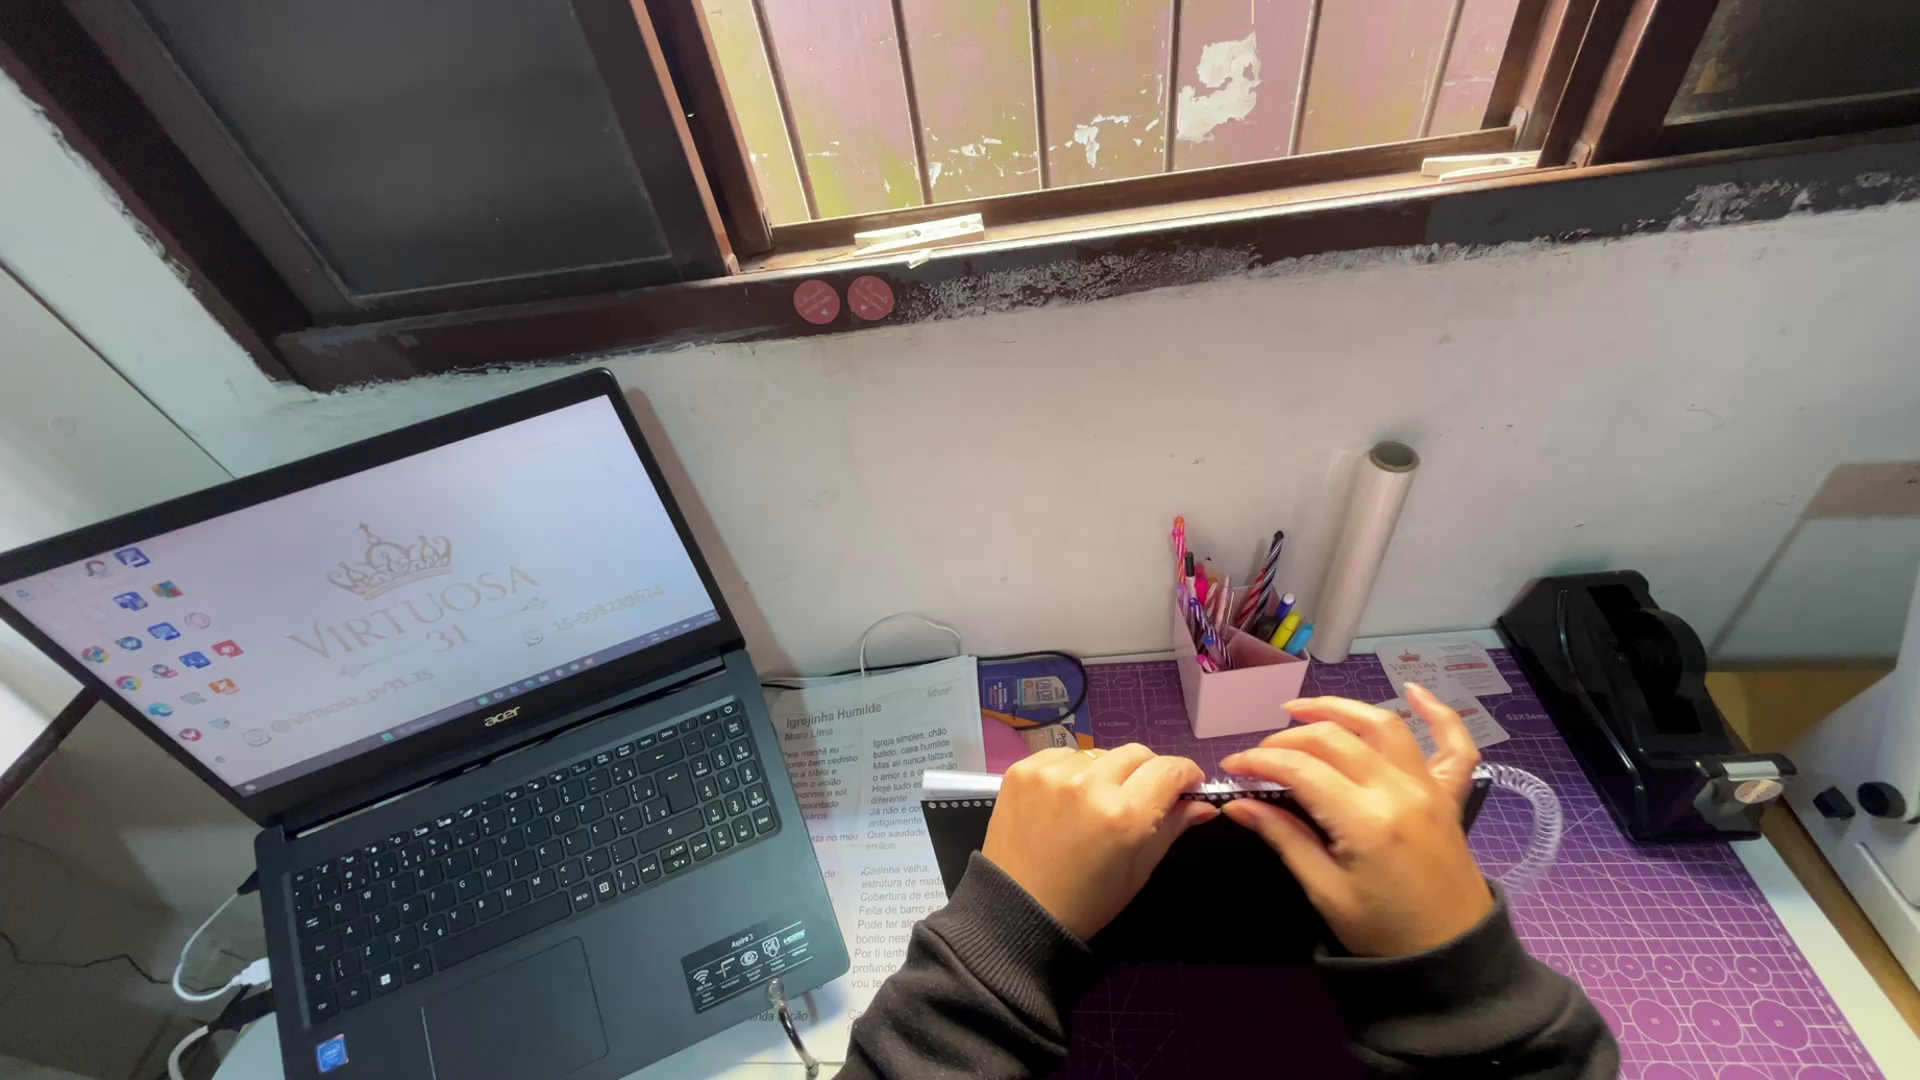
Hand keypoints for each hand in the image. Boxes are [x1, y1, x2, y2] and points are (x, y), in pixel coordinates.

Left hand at [983, 745, 1217, 939]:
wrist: (1015, 908)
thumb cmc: (1085, 901)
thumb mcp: (1137, 872)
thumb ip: (1170, 828)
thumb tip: (1203, 804)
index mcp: (1123, 815)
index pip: (1168, 770)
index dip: (1185, 773)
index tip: (1187, 783)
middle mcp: (1089, 783)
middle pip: (1136, 753)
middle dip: (1147, 771)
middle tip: (1140, 796)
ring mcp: (1052, 772)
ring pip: (1099, 753)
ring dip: (1107, 771)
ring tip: (1095, 803)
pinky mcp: (1023, 768)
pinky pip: (1063, 754)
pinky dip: (1073, 770)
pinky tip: (1065, 799)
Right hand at [1220, 683, 1491, 956]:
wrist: (1455, 964)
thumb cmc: (1383, 934)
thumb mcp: (1325, 891)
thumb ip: (1283, 837)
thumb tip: (1237, 803)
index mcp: (1366, 821)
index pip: (1299, 769)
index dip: (1258, 762)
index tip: (1232, 768)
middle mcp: (1399, 792)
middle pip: (1332, 739)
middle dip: (1285, 740)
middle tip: (1258, 756)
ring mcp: (1429, 789)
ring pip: (1381, 725)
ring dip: (1338, 708)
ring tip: (1299, 710)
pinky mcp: (1449, 796)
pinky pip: (1456, 747)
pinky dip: (1440, 714)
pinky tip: (1415, 692)